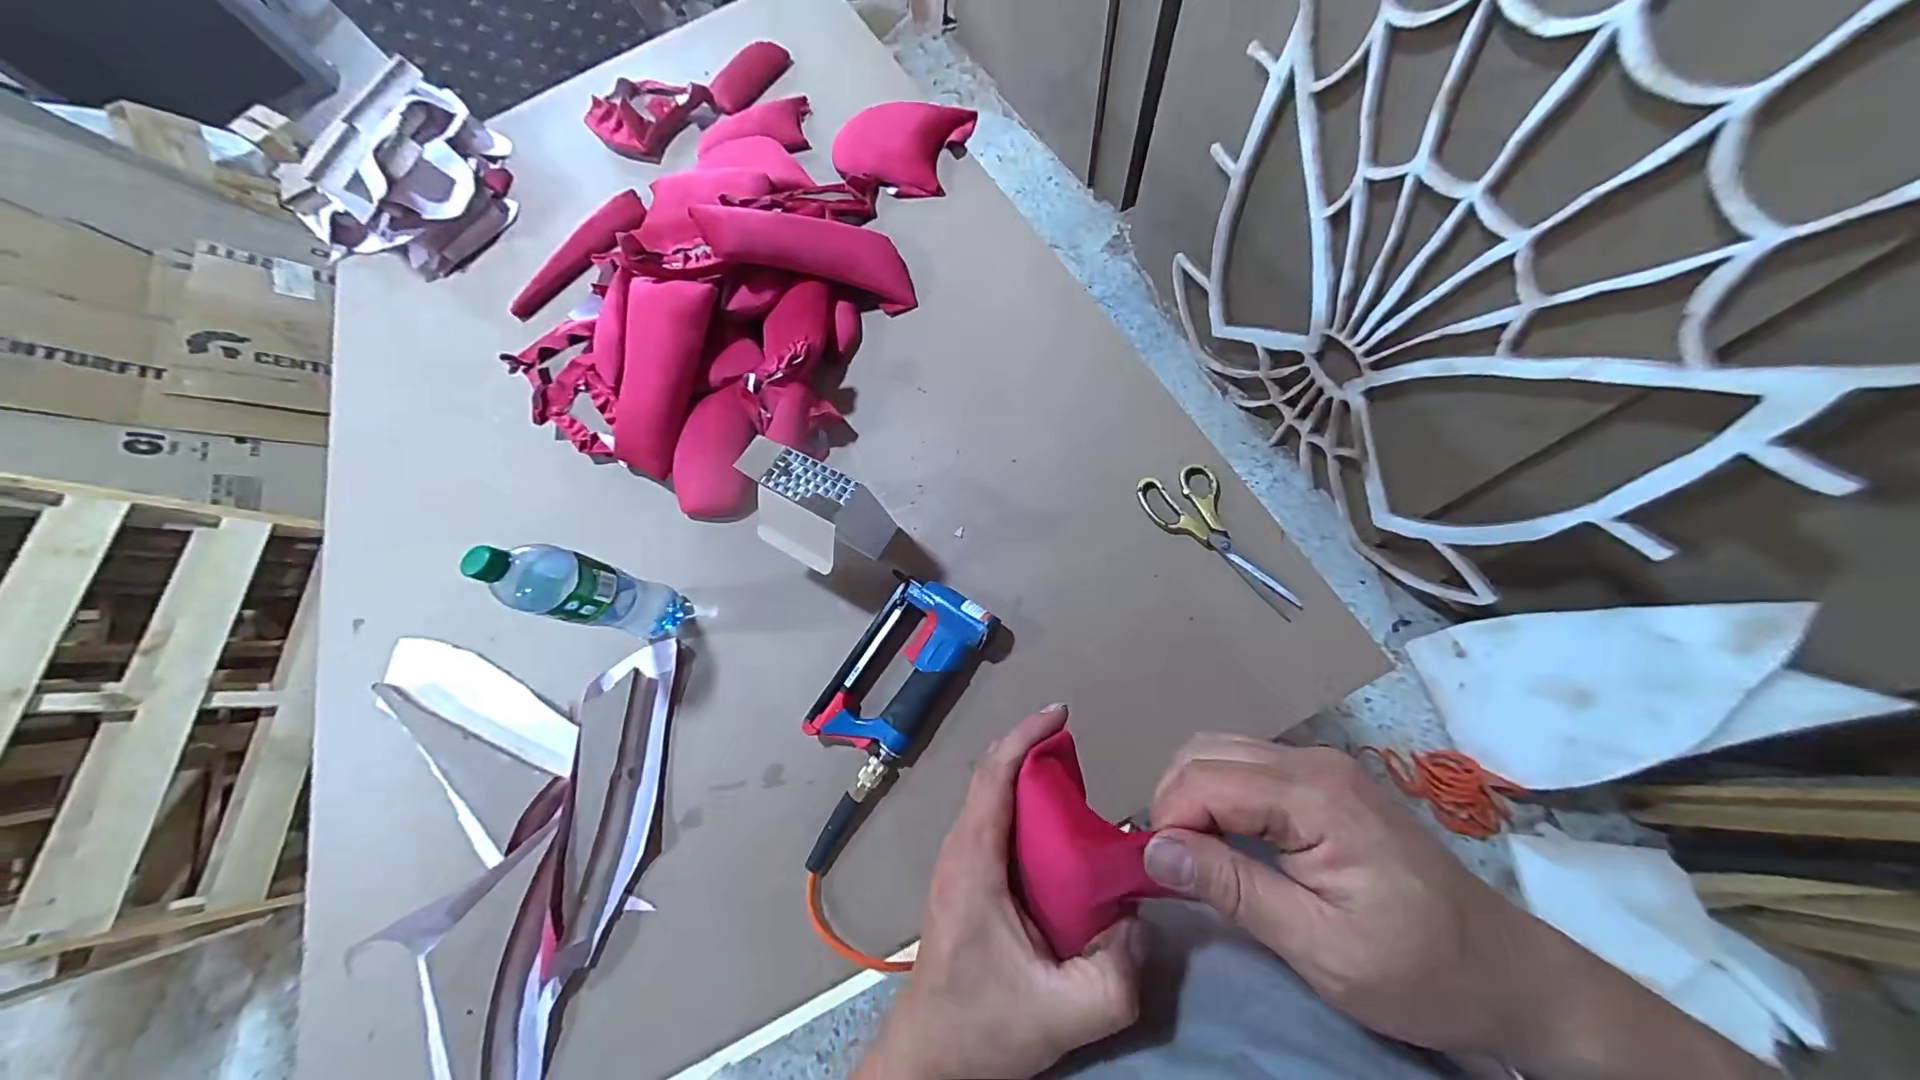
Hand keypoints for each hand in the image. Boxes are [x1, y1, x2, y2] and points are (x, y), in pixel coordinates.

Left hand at [856, 705, 1141, 1079]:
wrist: (930, 1057)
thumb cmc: (983, 1027)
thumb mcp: (1067, 1013)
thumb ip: (1118, 971)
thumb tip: (1137, 916)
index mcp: (973, 862)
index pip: (994, 775)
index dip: (1025, 736)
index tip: (1060, 714)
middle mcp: (959, 850)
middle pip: (991, 777)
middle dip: (1032, 751)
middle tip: (1077, 752)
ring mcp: (956, 863)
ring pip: (990, 797)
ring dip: (1026, 778)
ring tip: (1073, 784)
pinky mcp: (962, 878)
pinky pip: (993, 821)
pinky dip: (1021, 806)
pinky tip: (1055, 829)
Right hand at [1144, 737, 1768, 1078]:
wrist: (1508, 974)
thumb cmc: (1419, 971)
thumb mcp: (1319, 947)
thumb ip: (1231, 889)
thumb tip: (1153, 851)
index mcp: (1315, 795)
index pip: (1204, 779)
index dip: (1168, 821)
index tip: (1163, 874)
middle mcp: (1311, 761)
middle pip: (1202, 753)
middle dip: (1172, 804)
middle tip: (1177, 866)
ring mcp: (1318, 764)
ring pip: (1217, 751)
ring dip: (1189, 796)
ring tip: (1197, 855)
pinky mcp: (1320, 779)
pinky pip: (1242, 765)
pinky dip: (1214, 794)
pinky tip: (1223, 837)